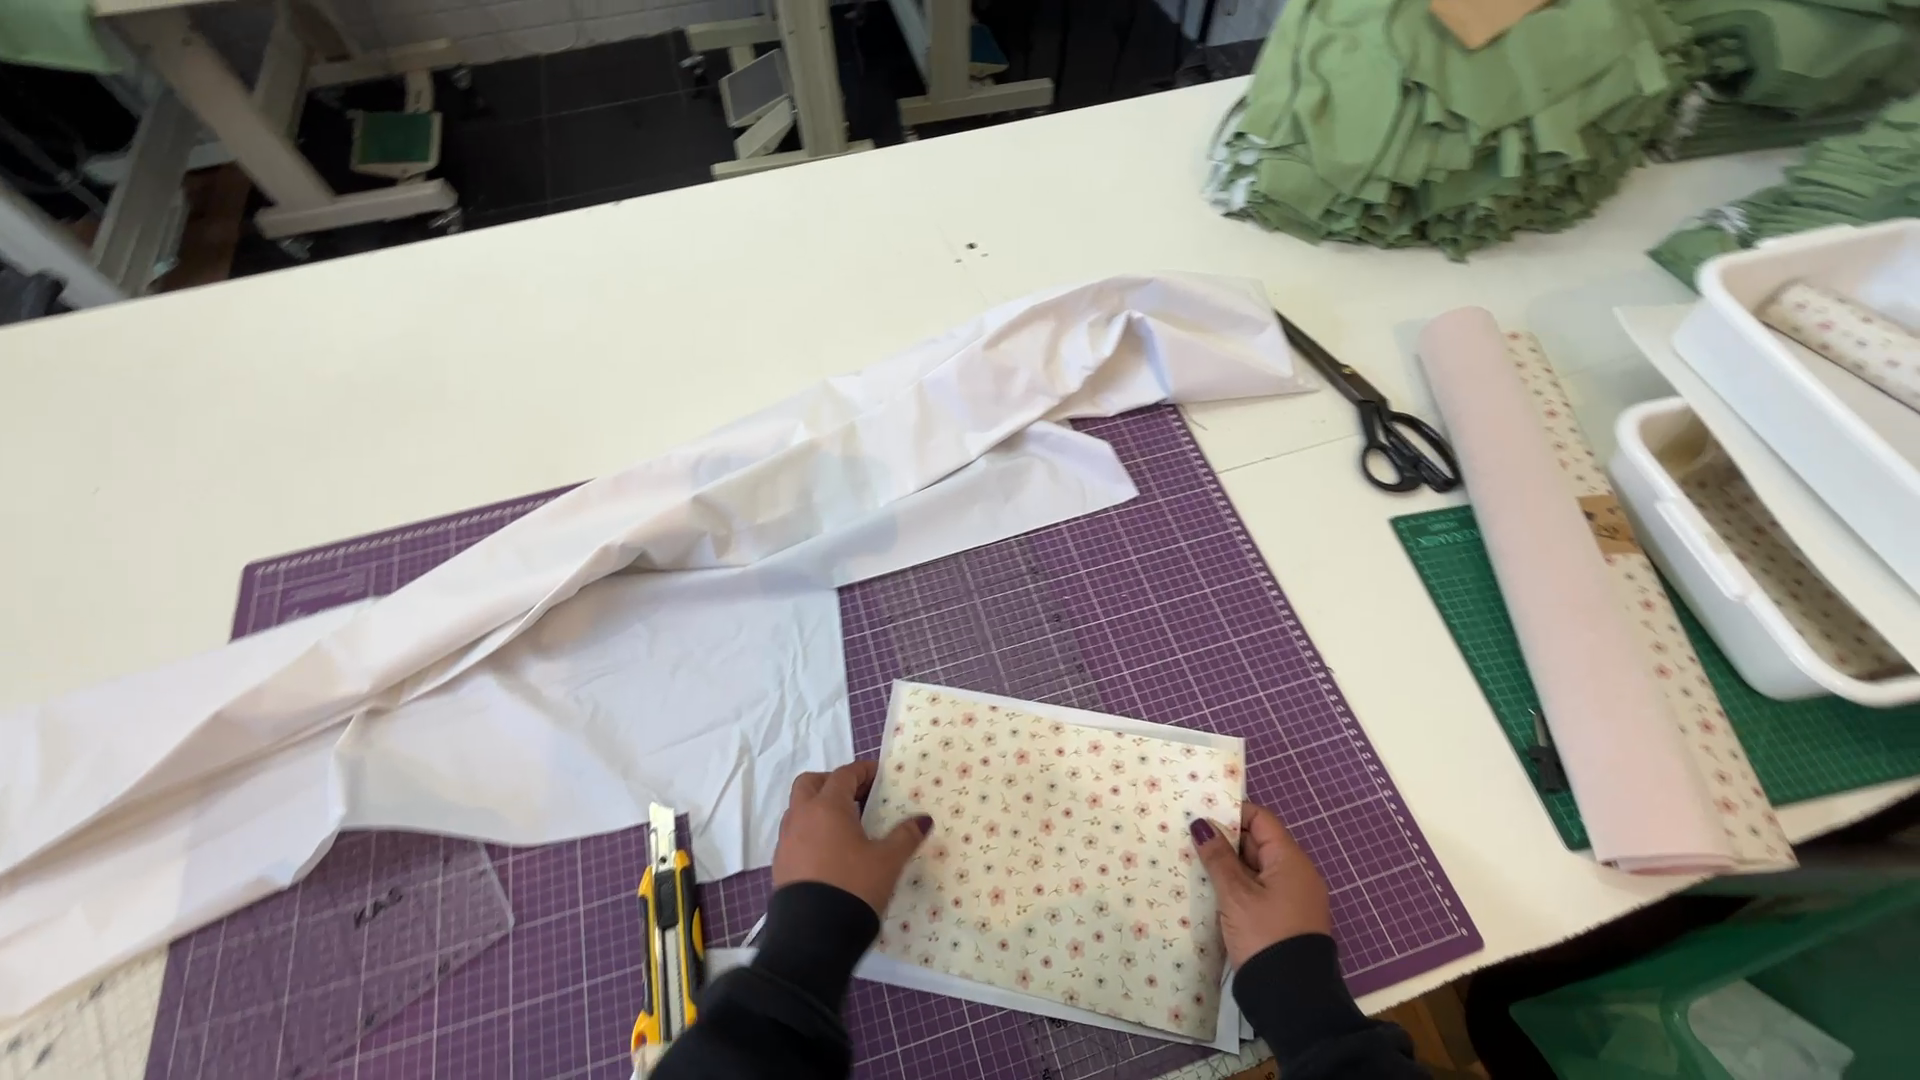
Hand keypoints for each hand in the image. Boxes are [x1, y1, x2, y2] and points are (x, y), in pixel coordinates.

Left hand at [772, 761, 933, 914]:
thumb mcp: (888, 861)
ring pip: (799, 809)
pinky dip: (811, 832)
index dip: (863, 771)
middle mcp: (801, 816)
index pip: (844, 774)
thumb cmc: (854, 887)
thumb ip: (905, 836)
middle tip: (857, 796)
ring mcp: (786, 841)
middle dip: (833, 783)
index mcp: (827, 807)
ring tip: (846, 826)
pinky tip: (831, 853)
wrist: (813, 938)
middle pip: (811, 783)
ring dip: (819, 808)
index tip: (880, 775)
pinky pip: (795, 835)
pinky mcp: (780, 865)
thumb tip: (923, 820)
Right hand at [1190, 801, 1332, 967]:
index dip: (1232, 811)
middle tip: (1188, 833)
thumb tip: (1201, 824)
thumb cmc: (1265, 936)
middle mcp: (1295, 873)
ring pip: (1254, 867)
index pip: (1261, 819)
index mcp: (1290, 860)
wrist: (1292, 998)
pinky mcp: (1282, 917)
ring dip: (1227, 863)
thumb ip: (1217, 857)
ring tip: (1191, 857)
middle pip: (1257, 841)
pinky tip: (1208, 886)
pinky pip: (1256, 888)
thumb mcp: (1236, 894)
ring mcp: (1290, 897)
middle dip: (1224, 837)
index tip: (1200, 810)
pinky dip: (1235, 884)